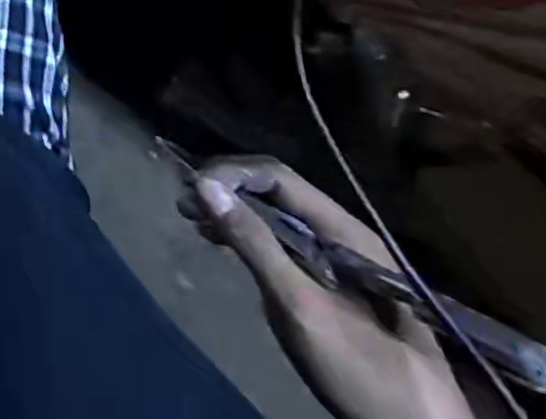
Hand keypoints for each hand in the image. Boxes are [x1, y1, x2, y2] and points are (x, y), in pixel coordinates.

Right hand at [180, 157, 472, 418]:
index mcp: (346, 234)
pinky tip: (221, 242)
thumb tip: (204, 185)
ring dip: (229, 210)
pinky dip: (244, 233)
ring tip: (193, 222)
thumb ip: (254, 243)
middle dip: (223, 190)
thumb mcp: (300, 306)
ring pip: (273, 213)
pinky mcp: (328, 279)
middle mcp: (343, 236)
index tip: (191, 190)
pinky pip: (279, 238)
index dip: (229, 174)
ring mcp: (338, 258)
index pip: (276, 176)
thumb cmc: (363, 370)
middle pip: (273, 190)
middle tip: (183, 206)